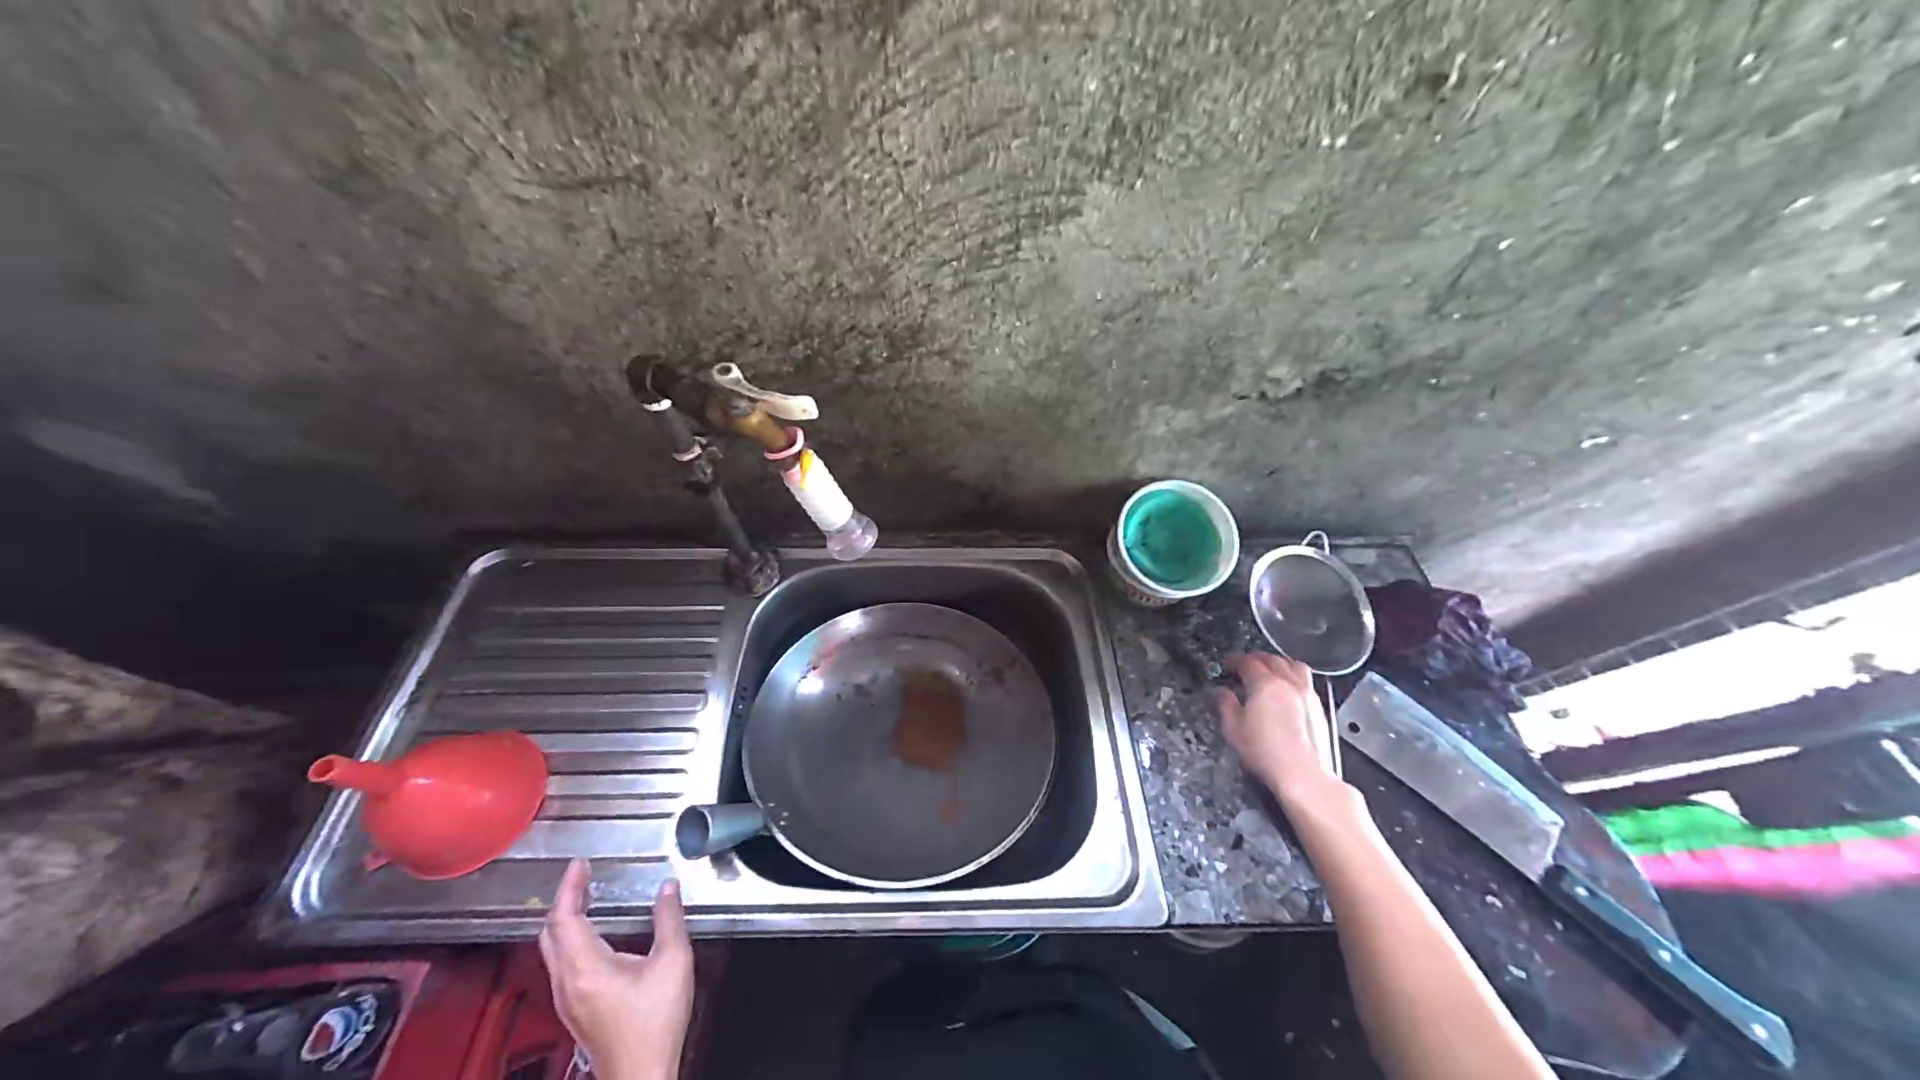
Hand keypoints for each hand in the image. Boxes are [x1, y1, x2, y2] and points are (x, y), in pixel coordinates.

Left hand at [539, 859, 694, 1079]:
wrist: (642, 1075)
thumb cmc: (655, 1023)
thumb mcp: (673, 962)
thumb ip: (669, 920)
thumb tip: (668, 888)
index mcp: (585, 969)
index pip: (564, 919)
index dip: (569, 888)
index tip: (579, 865)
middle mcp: (567, 984)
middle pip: (549, 935)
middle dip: (563, 901)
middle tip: (582, 877)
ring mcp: (567, 1001)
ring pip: (552, 951)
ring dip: (565, 920)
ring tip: (586, 898)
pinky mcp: (574, 1010)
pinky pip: (561, 965)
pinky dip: (570, 939)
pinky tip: (592, 934)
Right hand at [1213, 653, 1343, 806]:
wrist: (1303, 775)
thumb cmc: (1268, 754)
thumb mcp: (1234, 729)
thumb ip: (1226, 705)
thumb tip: (1222, 693)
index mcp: (1265, 684)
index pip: (1248, 661)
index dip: (1235, 660)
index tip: (1228, 665)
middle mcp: (1289, 684)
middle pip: (1272, 659)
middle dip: (1255, 659)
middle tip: (1244, 667)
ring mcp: (1307, 694)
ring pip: (1293, 665)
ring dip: (1278, 664)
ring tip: (1269, 672)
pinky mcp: (1318, 708)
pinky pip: (1306, 681)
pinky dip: (1293, 677)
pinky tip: (1287, 690)